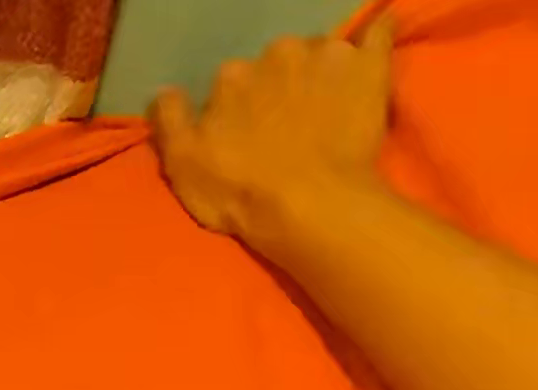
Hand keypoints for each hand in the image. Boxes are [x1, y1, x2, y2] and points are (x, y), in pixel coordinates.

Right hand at [149, 17, 395, 239]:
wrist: (307, 207)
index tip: (239, 141)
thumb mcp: (182, 167)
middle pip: (272, 66)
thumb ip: (169, 122)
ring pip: (316, 54)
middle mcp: (276, 53)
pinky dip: (369, 44)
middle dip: (274, 90)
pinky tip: (363, 65)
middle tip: (281, 132)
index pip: (227, 87)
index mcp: (230, 79)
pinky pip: (374, 35)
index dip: (232, 114)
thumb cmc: (239, 193)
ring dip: (314, 76)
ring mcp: (326, 54)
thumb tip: (162, 93)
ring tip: (319, 114)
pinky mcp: (368, 65)